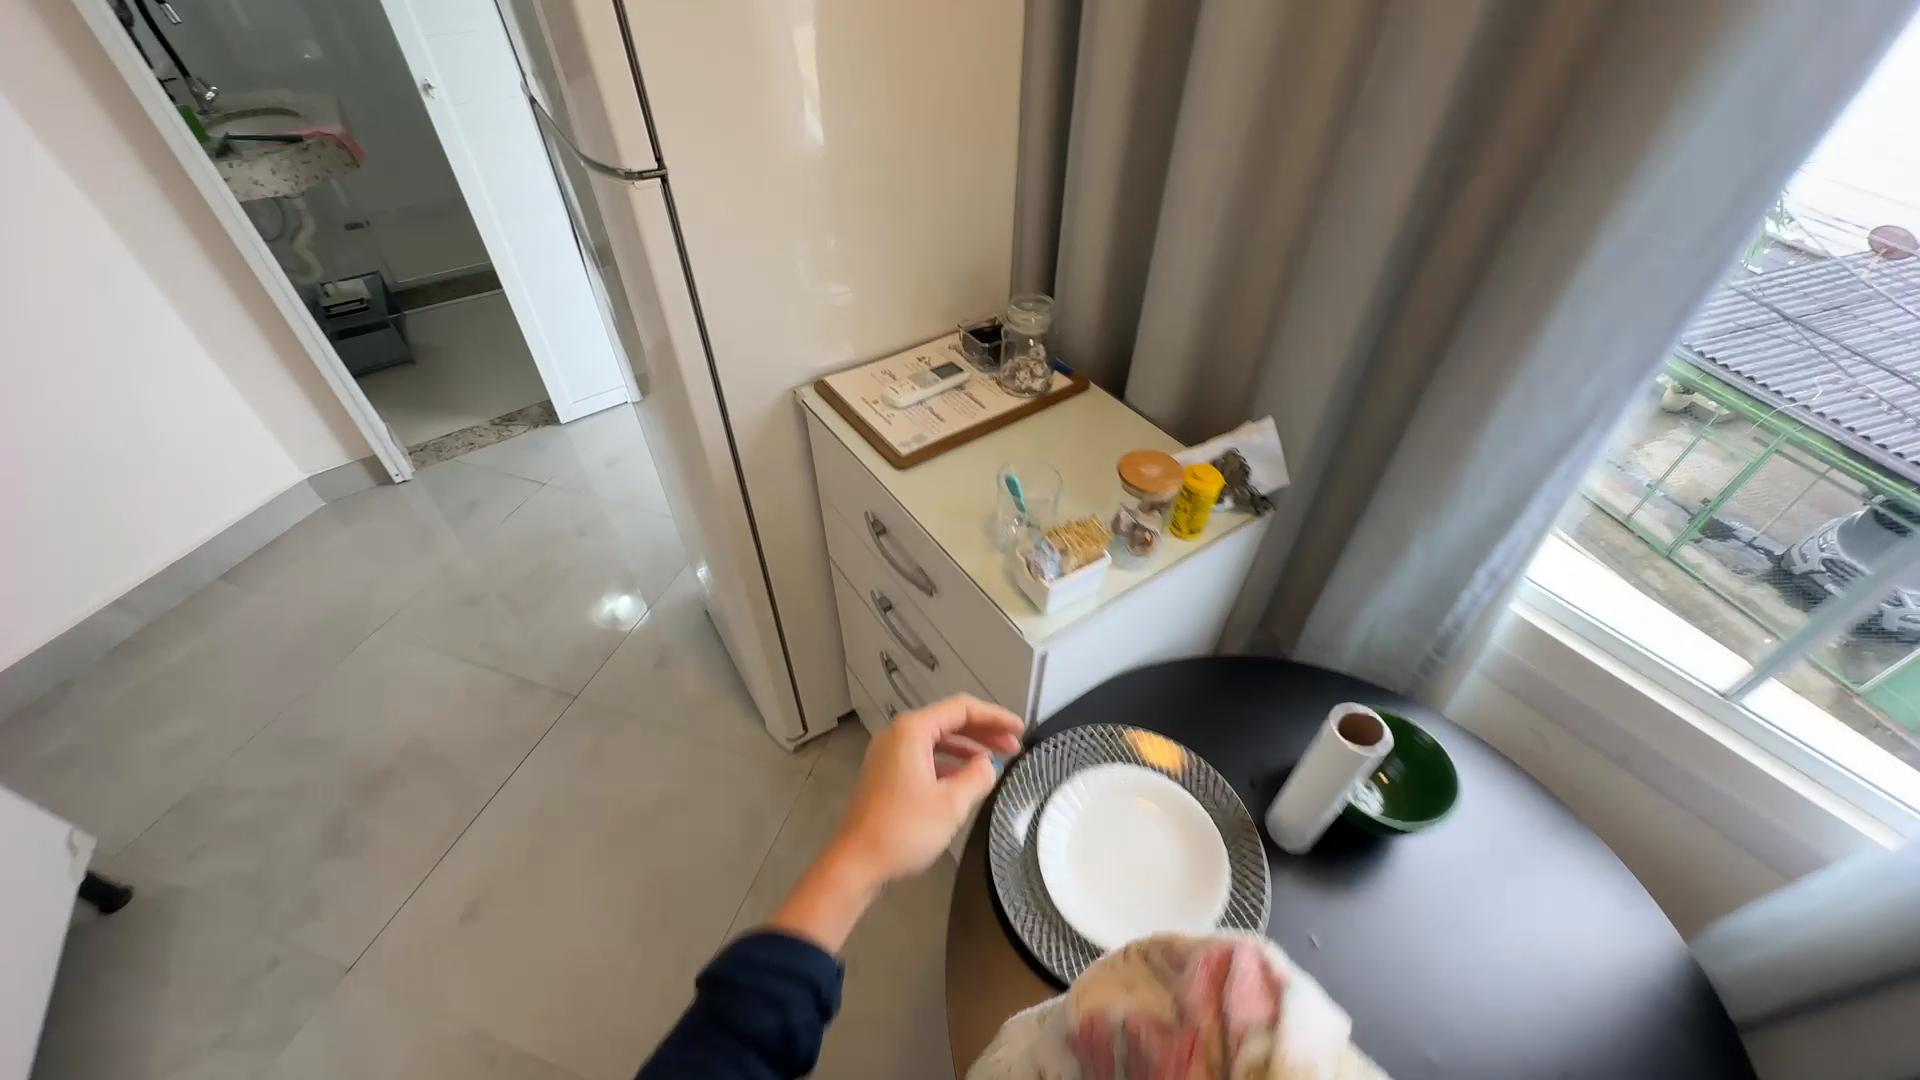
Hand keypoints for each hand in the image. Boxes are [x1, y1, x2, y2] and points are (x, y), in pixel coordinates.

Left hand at [832, 694, 1025, 884]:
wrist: (856, 863)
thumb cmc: (903, 830)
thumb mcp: (951, 804)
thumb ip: (977, 777)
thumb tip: (989, 764)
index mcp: (912, 730)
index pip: (962, 709)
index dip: (995, 716)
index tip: (1020, 729)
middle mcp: (898, 734)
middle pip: (949, 721)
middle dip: (984, 731)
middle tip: (1015, 746)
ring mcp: (890, 753)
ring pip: (937, 739)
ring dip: (968, 747)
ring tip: (998, 761)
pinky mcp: (887, 772)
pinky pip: (925, 755)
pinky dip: (949, 761)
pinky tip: (968, 777)